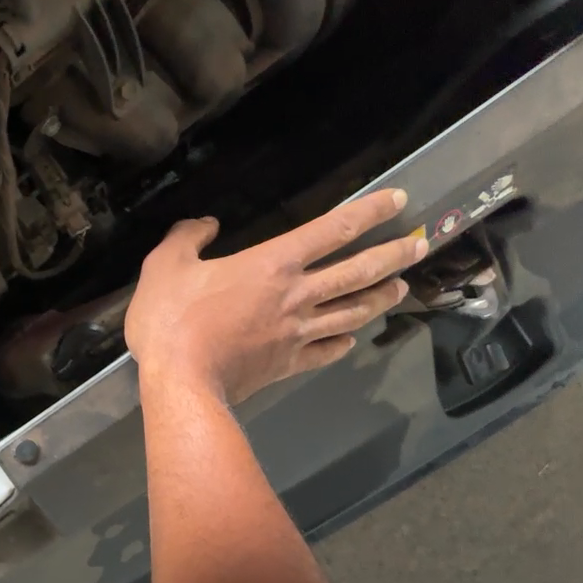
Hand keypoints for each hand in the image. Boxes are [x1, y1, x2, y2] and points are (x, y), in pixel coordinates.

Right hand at [125, 189, 427, 404]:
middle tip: (420, 245)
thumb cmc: (170, 321)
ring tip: (400, 289)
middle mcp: (297, 295)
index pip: (333, 229)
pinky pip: (326, 352)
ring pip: (353, 311)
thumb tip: (205, 224)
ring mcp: (297, 333)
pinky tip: (350, 342)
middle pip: (359, 271)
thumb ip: (185, 239)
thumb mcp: (163, 268)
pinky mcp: (286, 364)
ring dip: (381, 298)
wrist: (180, 382)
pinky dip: (343, 344)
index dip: (370, 211)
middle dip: (394, 255)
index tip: (399, 200)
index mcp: (273, 264)